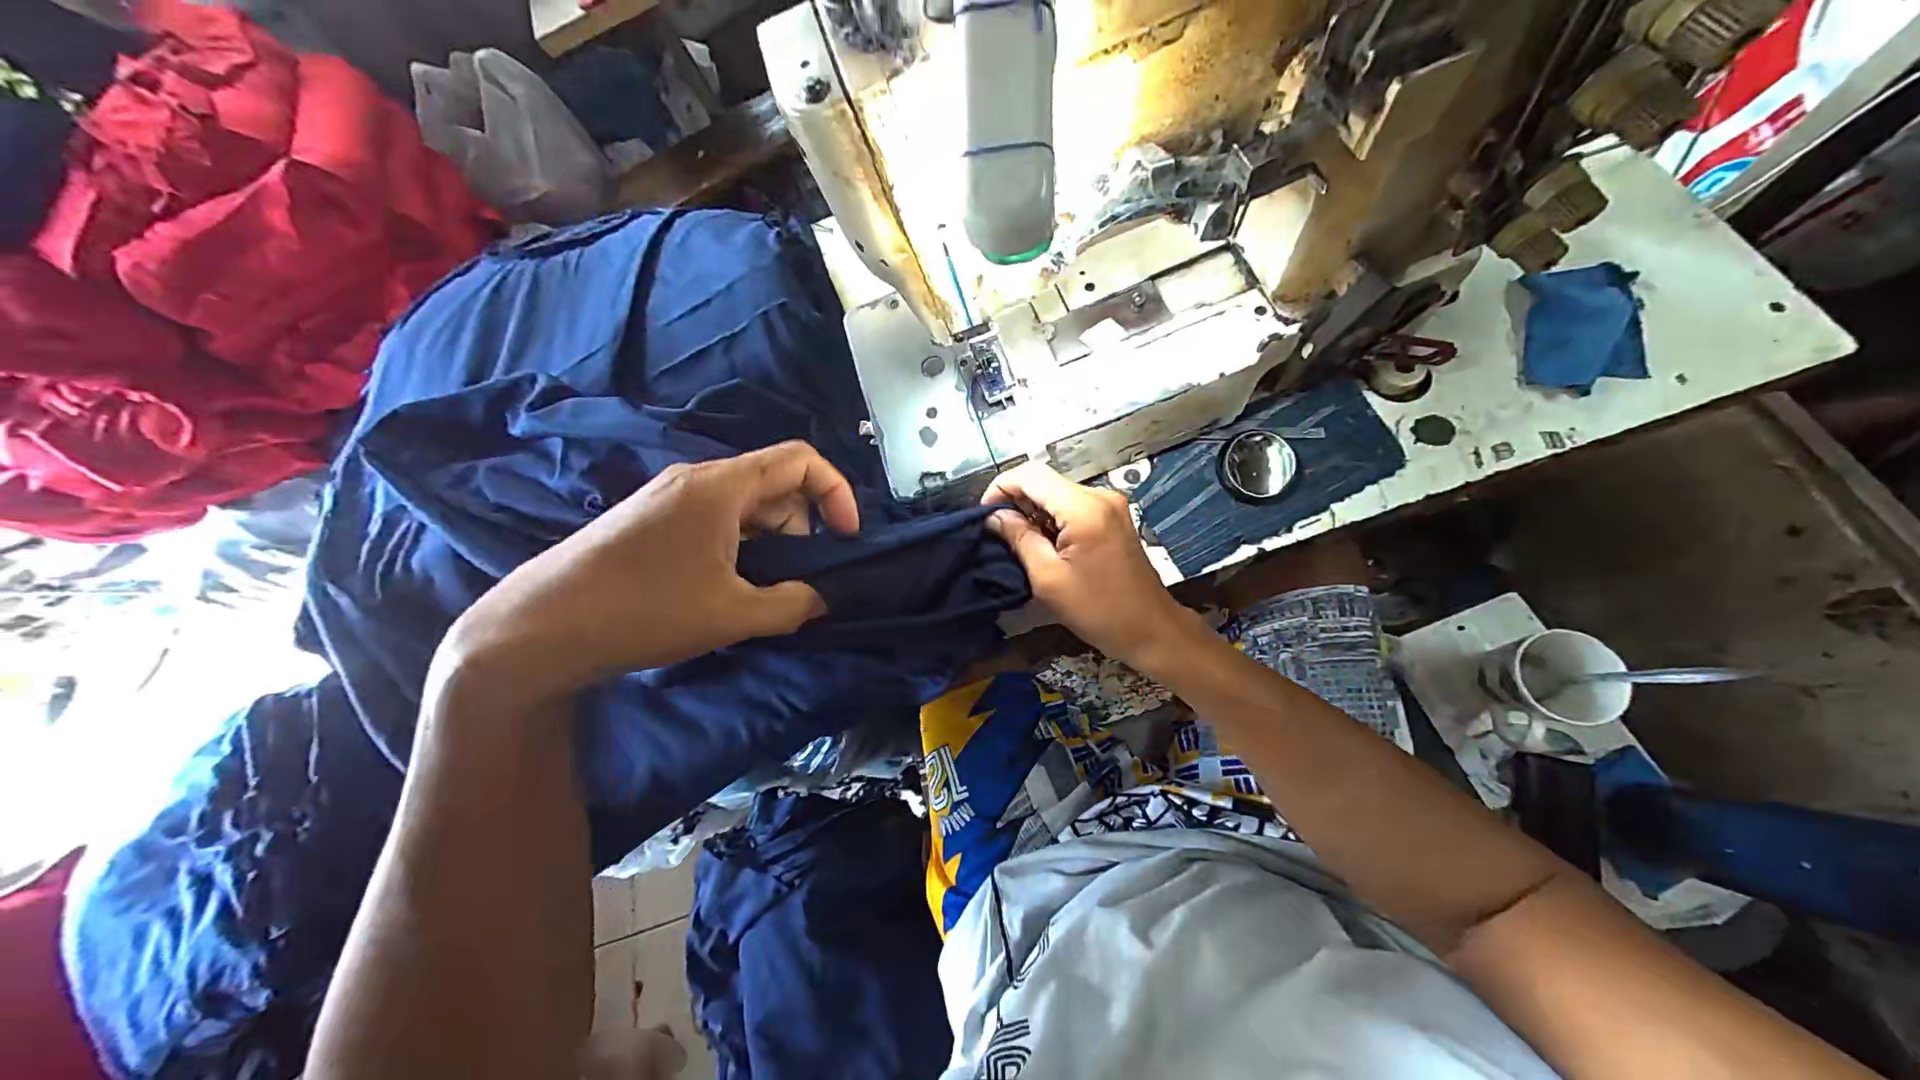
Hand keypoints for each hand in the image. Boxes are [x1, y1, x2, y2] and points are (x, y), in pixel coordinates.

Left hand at [436, 441, 859, 700]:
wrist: (537, 628)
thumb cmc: (643, 611)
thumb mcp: (733, 614)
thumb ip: (794, 604)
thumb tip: (825, 598)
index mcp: (721, 486)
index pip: (801, 459)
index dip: (837, 492)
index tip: (847, 538)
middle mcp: (696, 479)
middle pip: (774, 484)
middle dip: (802, 527)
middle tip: (798, 580)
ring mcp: (668, 497)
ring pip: (744, 505)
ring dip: (770, 542)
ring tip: (760, 591)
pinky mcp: (648, 519)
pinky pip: (714, 519)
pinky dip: (738, 545)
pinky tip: (724, 586)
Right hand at [982, 461, 1200, 666]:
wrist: (1150, 628)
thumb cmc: (1099, 610)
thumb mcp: (1048, 578)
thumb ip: (1019, 539)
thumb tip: (995, 517)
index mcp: (1084, 507)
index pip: (1030, 474)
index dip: (1001, 488)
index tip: (986, 516)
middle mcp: (1100, 496)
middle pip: (1044, 481)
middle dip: (1016, 502)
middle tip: (1000, 535)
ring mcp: (1110, 505)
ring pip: (1056, 494)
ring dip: (1034, 513)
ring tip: (1021, 545)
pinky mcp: (1113, 517)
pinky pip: (1072, 506)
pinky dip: (1052, 520)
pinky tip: (1045, 546)